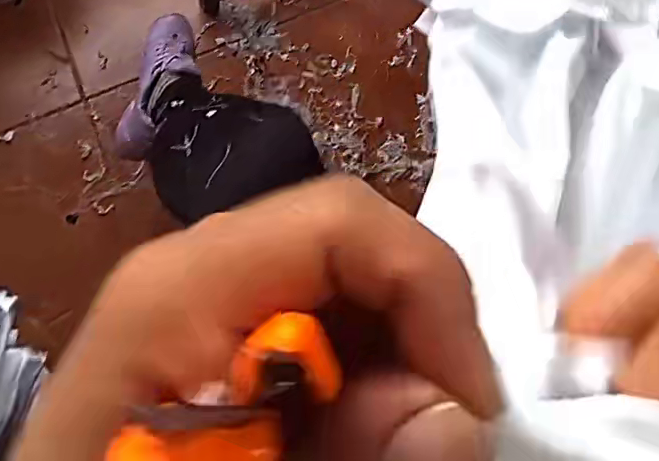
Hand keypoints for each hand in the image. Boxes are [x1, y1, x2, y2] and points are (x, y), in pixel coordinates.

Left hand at [9, 176, 501, 460]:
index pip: (343, 221)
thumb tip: (463, 421)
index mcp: (184, 284)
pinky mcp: (234, 333)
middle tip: (448, 434)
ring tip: (399, 442)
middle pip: (362, 249)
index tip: (474, 400)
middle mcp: (206, 265)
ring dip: (406, 363)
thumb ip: (350, 457)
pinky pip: (338, 327)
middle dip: (422, 335)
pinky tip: (360, 436)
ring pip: (362, 288)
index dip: (426, 288)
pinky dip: (375, 380)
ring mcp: (220, 295)